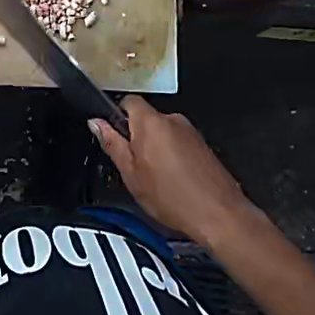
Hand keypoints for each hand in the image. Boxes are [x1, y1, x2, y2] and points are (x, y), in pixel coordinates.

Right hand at [91, 97, 264, 247]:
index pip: (128, 101)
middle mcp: (172, 120)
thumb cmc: (175, 197)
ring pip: (162, 133)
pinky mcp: (201, 144)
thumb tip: (97, 124)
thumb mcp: (131, 174)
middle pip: (146, 119)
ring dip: (156, 150)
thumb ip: (112, 144)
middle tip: (133, 166)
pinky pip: (179, 143)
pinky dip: (172, 158)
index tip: (113, 135)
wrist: (217, 212)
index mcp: (151, 122)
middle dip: (137, 138)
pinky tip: (172, 182)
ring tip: (156, 179)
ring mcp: (190, 131)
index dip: (117, 116)